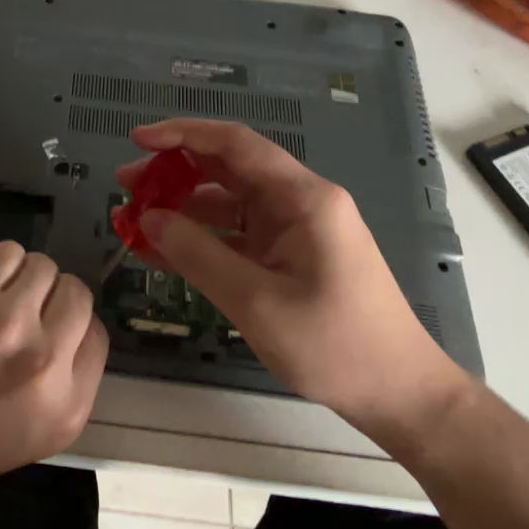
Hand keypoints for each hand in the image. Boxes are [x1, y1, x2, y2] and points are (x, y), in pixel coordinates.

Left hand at [0, 241, 108, 510]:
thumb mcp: (28, 438)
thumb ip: (59, 388)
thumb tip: (68, 334)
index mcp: (67, 409)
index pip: (97, 339)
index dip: (72, 328)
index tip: (48, 331)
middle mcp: (49, 365)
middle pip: (78, 296)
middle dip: (53, 298)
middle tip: (23, 312)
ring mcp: (13, 326)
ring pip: (45, 267)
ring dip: (25, 277)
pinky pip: (10, 252)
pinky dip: (0, 262)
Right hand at [117, 119, 470, 447]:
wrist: (401, 394)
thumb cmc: (336, 346)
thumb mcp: (257, 303)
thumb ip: (198, 254)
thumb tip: (148, 218)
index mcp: (303, 198)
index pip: (235, 144)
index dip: (183, 134)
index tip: (138, 139)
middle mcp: (301, 202)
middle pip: (230, 169)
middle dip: (176, 171)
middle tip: (127, 185)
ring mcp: (299, 229)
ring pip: (231, 202)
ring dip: (185, 207)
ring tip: (136, 220)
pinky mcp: (294, 255)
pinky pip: (240, 233)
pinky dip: (204, 237)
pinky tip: (167, 249)